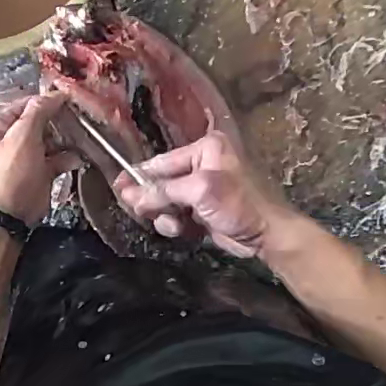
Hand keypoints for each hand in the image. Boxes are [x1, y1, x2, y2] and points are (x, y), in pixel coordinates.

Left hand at [0, 93, 80, 225]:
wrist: (10, 215)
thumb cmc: (11, 173)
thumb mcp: (23, 137)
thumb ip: (39, 112)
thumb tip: (55, 93)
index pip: (26, 104)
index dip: (48, 101)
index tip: (72, 99)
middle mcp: (9, 136)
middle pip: (41, 121)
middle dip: (61, 121)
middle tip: (82, 117)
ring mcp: (25, 154)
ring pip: (51, 139)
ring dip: (68, 140)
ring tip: (85, 136)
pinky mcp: (38, 170)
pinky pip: (56, 158)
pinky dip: (68, 158)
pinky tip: (80, 157)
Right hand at [113, 130, 295, 259]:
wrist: (267, 235)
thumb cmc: (239, 205)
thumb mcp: (199, 191)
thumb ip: (163, 192)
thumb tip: (131, 195)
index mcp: (205, 149)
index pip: (162, 162)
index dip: (139, 176)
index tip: (118, 186)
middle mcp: (202, 165)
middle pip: (160, 182)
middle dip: (153, 200)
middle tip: (142, 212)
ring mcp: (201, 190)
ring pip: (165, 202)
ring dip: (165, 216)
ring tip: (177, 225)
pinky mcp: (202, 212)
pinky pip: (176, 216)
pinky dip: (175, 225)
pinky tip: (185, 231)